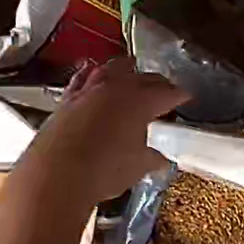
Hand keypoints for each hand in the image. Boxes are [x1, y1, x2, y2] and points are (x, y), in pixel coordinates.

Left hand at [28, 58, 188, 206]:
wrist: (56, 175)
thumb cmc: (105, 170)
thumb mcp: (138, 167)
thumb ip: (152, 158)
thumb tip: (160, 160)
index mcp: (141, 101)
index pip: (168, 93)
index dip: (180, 95)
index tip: (187, 97)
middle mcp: (116, 89)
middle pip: (143, 78)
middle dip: (157, 82)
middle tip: (166, 89)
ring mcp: (89, 91)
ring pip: (111, 69)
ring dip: (124, 69)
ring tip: (131, 69)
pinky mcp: (66, 100)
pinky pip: (82, 79)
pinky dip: (92, 75)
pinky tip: (92, 75)